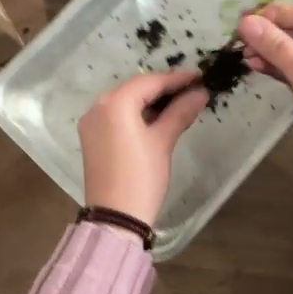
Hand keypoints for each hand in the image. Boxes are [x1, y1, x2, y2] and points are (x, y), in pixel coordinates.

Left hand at [78, 71, 208, 224]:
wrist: (116, 217)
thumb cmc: (142, 176)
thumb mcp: (163, 142)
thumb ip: (180, 112)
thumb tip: (200, 93)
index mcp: (114, 103)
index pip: (150, 82)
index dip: (177, 79)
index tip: (200, 76)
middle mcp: (98, 107)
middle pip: (135, 89)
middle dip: (163, 88)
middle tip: (192, 88)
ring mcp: (92, 123)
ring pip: (126, 103)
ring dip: (151, 101)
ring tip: (180, 103)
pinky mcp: (93, 138)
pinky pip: (118, 116)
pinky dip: (138, 114)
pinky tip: (158, 119)